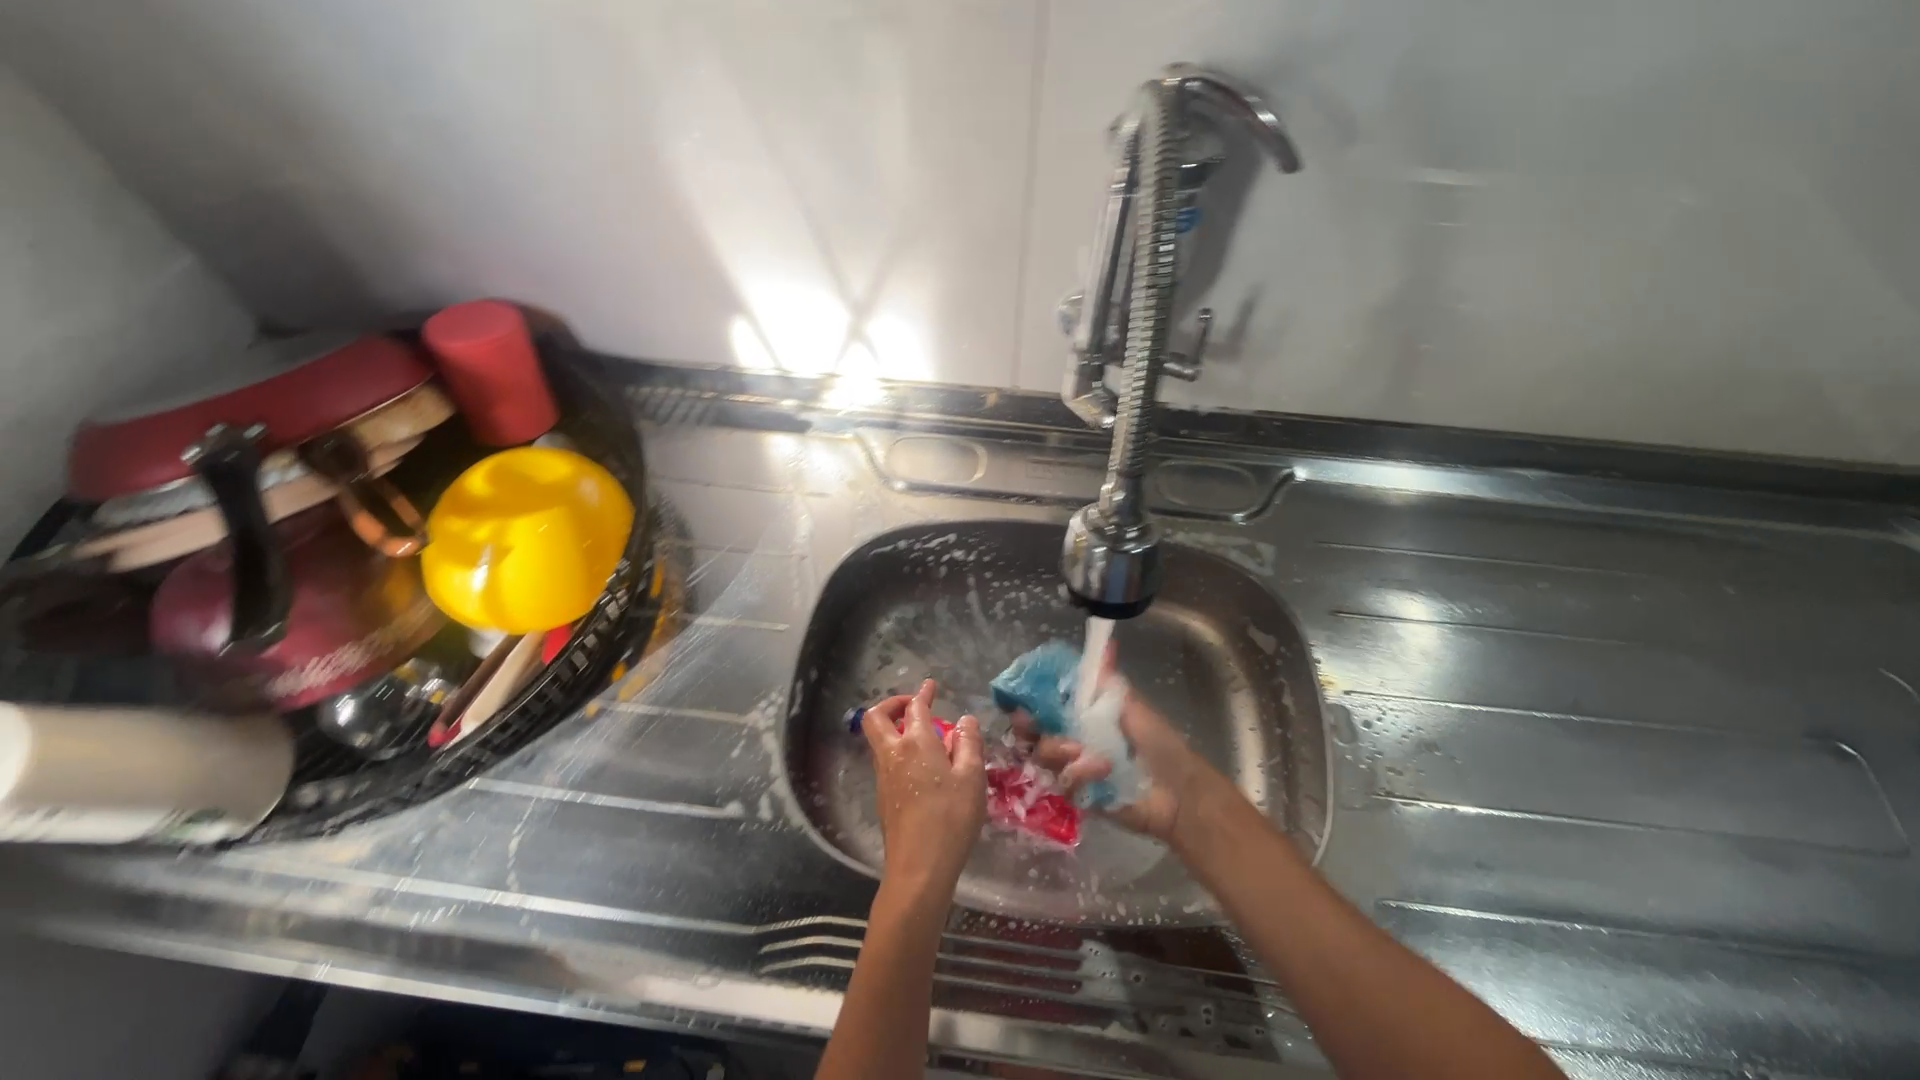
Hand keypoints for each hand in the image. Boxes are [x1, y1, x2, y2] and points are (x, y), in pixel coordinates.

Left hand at [861, 679, 986, 889]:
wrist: (919, 866)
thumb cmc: (951, 818)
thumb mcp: (971, 778)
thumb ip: (968, 744)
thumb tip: (964, 720)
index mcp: (915, 744)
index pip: (915, 709)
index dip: (923, 694)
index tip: (931, 685)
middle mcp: (893, 756)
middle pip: (876, 719)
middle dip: (892, 705)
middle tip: (913, 706)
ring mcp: (884, 778)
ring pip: (880, 742)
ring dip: (896, 730)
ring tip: (927, 738)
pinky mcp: (884, 799)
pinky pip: (887, 763)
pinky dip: (900, 752)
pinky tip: (925, 769)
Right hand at [1025, 673, 1237, 845]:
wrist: (1179, 792)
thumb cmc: (1161, 745)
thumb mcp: (1134, 707)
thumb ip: (1109, 683)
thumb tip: (1103, 647)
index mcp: (1084, 715)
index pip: (1045, 705)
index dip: (1030, 700)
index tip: (1022, 696)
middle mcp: (1073, 740)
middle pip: (1034, 732)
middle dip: (1029, 727)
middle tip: (1031, 723)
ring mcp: (1074, 769)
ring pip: (1043, 757)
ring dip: (1057, 749)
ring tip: (1080, 751)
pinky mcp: (1079, 796)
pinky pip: (1063, 783)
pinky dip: (1079, 775)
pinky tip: (1100, 772)